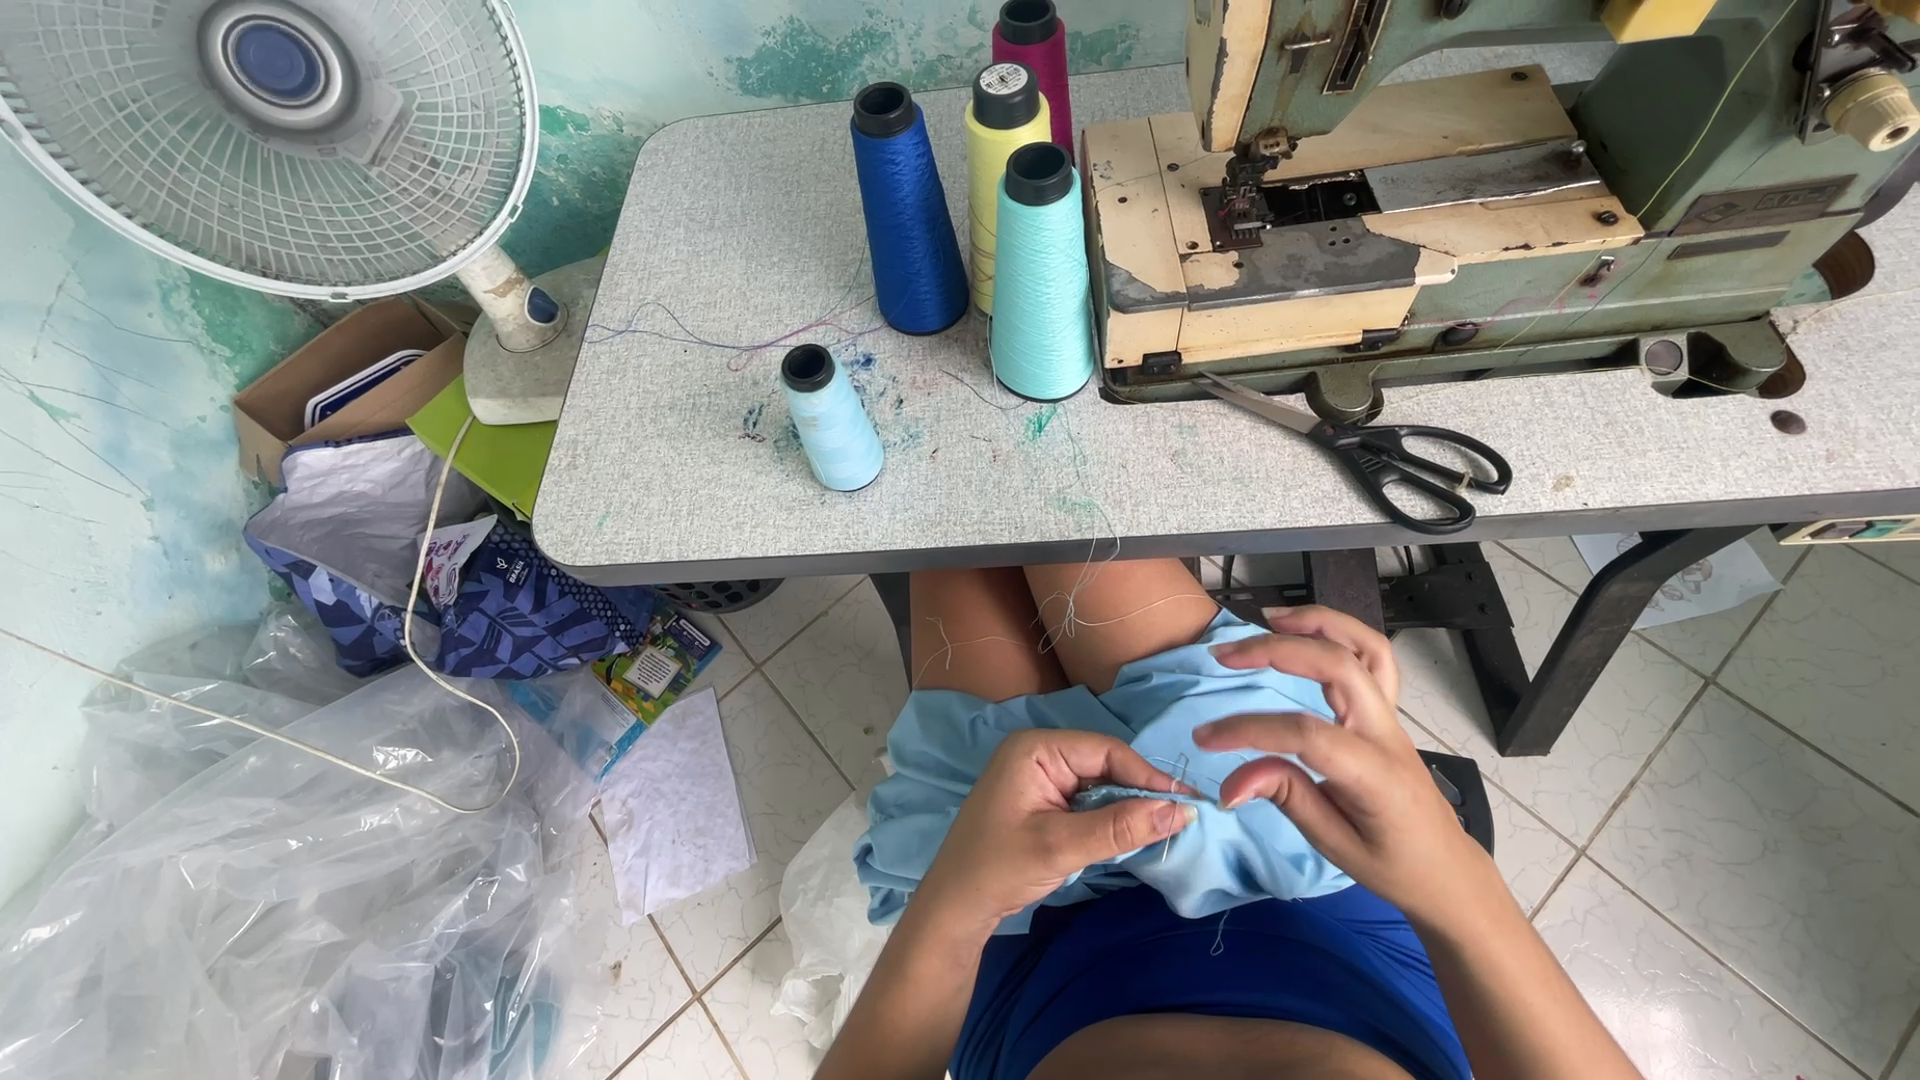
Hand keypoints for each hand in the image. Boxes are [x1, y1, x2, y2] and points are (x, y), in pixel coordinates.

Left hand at [915, 729, 1195, 933]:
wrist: (955, 905)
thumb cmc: (999, 868)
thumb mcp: (1062, 847)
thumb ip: (1120, 827)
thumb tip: (1181, 811)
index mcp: (1035, 748)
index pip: (1105, 750)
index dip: (1148, 776)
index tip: (1188, 803)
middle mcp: (1038, 753)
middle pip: (1105, 764)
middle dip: (1140, 792)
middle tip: (1182, 819)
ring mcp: (1039, 776)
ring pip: (1100, 783)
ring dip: (1127, 807)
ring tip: (1166, 827)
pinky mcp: (1043, 800)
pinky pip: (1087, 800)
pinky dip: (1109, 817)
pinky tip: (1132, 833)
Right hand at [1195, 606, 1493, 925]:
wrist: (1446, 871)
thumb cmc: (1391, 864)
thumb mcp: (1334, 845)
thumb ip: (1285, 798)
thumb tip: (1228, 783)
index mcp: (1375, 775)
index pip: (1306, 735)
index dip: (1249, 729)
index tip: (1206, 739)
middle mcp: (1387, 734)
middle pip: (1337, 667)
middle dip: (1275, 652)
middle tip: (1223, 657)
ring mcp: (1393, 717)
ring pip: (1363, 647)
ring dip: (1314, 624)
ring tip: (1266, 619)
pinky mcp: (1388, 711)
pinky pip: (1373, 656)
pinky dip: (1337, 631)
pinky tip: (1300, 629)